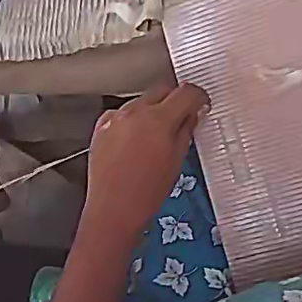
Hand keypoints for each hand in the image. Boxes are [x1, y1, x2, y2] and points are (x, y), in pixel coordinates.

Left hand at [81, 83, 209, 246]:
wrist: (113, 210)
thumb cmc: (146, 193)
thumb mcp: (177, 161)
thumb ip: (186, 131)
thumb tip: (191, 115)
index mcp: (159, 119)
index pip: (186, 92)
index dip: (198, 97)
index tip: (201, 104)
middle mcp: (134, 112)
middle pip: (162, 91)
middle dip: (175, 101)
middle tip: (183, 117)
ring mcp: (115, 118)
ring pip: (140, 101)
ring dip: (152, 111)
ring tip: (157, 136)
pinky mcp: (101, 128)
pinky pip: (121, 114)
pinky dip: (131, 121)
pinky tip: (136, 140)